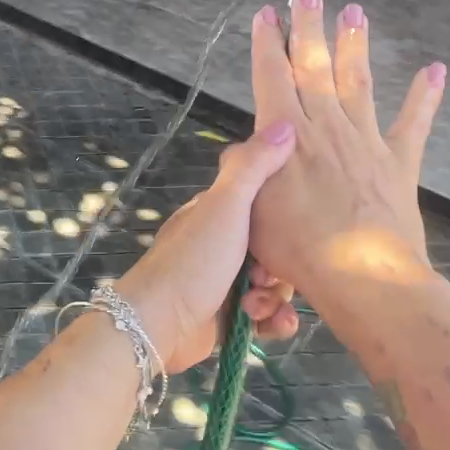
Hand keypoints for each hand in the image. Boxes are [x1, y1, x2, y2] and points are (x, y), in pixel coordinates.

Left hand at [114, 121, 298, 373]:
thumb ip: (253, 167)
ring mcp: (224, 281)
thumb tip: (285, 124)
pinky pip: (267, 318)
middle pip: (277, 252)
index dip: (284, 221)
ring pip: (275, 287)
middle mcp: (221, 244)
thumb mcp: (225, 207)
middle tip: (263, 278)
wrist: (159, 323)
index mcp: (218, 214)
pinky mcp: (228, 317)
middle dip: (281, 270)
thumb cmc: (193, 260)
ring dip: (275, 300)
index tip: (290, 233)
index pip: (266, 208)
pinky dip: (272, 322)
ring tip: (255, 306)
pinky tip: (265, 325)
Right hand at [247, 0, 446, 304]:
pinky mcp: (398, 163)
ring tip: (355, 12)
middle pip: (314, 67)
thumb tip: (248, 145)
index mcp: (285, 135)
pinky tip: (434, 69)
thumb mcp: (250, 209)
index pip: (272, 76)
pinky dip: (425, 96)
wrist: (364, 277)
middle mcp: (325, 127)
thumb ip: (247, 169)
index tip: (267, 13)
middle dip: (309, 27)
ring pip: (358, 82)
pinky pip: (414, 123)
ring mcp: (366, 142)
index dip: (268, 43)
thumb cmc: (297, 247)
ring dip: (355, 46)